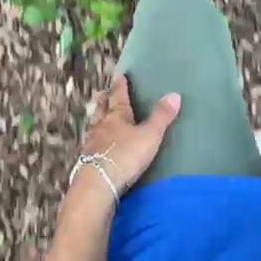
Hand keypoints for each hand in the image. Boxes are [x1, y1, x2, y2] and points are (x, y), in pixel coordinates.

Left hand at [72, 76, 179, 198]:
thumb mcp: (149, 136)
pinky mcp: (86, 160)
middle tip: (101, 92)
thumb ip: (161, 117)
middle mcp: (102, 126)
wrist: (98, 183)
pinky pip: (90, 143)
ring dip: (96, 118)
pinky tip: (93, 143)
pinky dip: (93, 139)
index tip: (119, 76)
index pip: (119, 97)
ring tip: (96, 114)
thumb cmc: (125, 156)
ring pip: (94, 125)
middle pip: (102, 109)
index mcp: (117, 117)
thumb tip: (174, 94)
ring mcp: (91, 143)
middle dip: (104, 100)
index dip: (120, 87)